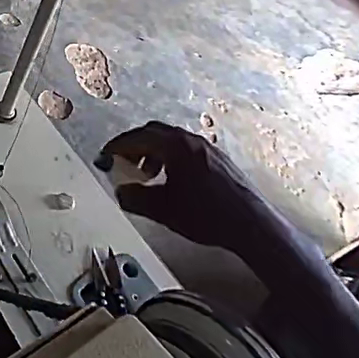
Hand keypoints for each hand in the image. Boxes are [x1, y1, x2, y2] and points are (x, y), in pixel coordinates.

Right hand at [100, 121, 257, 250]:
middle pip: (154, 133)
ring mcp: (208, 148)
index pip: (137, 137)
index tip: (106, 154)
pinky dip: (171, 158)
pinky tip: (172, 180)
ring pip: (172, 140)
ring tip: (147, 174)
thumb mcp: (162, 210)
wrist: (252, 225)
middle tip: (123, 162)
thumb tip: (121, 191)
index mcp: (174, 146)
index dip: (117, 146)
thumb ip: (134, 198)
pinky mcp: (219, 160)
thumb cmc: (208, 215)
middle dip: (135, 146)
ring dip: (154, 152)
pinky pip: (187, 149)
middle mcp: (191, 140)